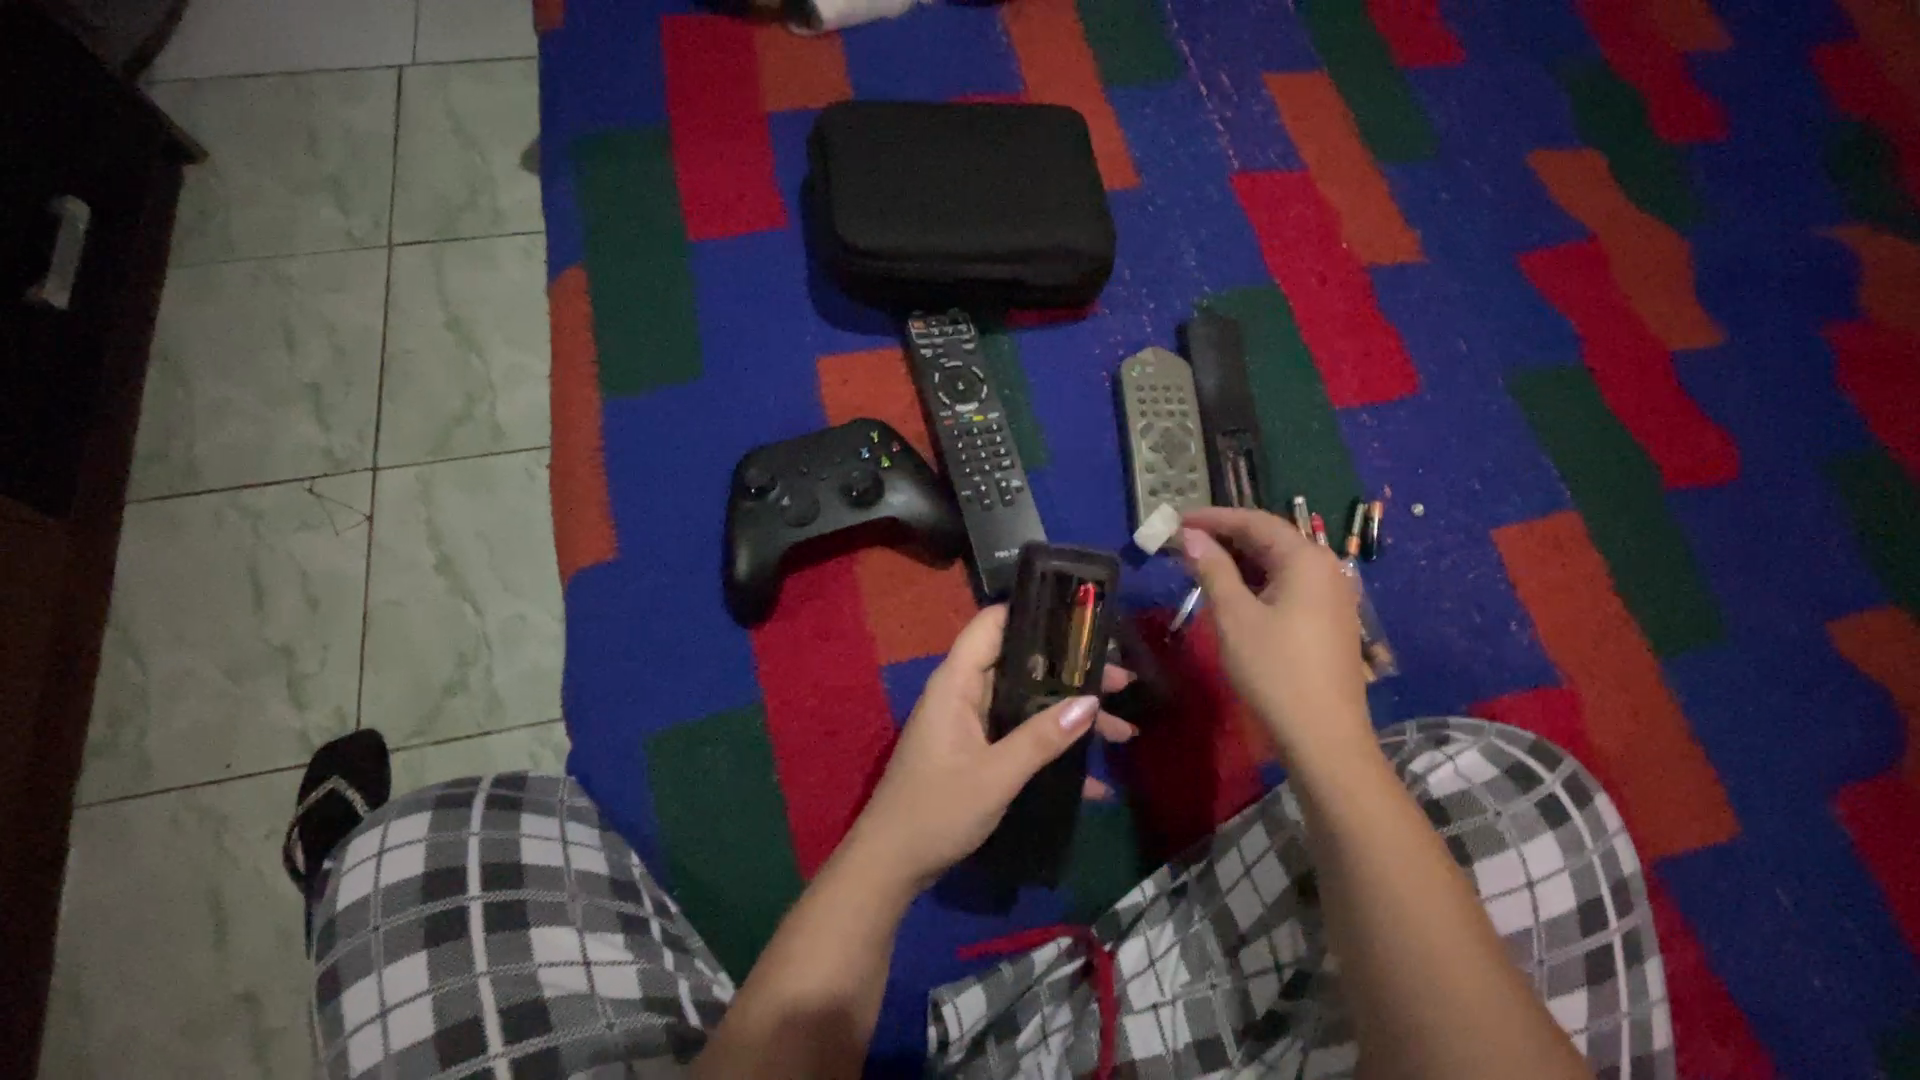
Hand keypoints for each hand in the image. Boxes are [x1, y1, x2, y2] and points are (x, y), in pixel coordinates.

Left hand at [844, 605, 1136, 893]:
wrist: (891, 865)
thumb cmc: (937, 810)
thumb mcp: (996, 775)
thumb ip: (1042, 738)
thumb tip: (1091, 700)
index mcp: (958, 684)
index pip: (993, 625)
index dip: (1034, 614)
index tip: (1083, 620)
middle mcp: (964, 695)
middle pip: (1023, 666)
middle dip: (1072, 675)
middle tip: (1124, 682)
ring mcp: (970, 726)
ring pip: (1028, 705)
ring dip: (1071, 718)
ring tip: (1124, 731)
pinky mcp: (976, 754)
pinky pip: (1021, 739)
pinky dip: (1053, 751)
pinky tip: (1095, 782)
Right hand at [1179, 507, 1373, 762]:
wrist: (1323, 735)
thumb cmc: (1274, 670)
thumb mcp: (1234, 616)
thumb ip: (1213, 569)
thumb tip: (1192, 537)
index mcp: (1306, 559)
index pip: (1255, 521)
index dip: (1213, 518)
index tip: (1176, 521)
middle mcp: (1326, 568)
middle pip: (1270, 539)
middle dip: (1225, 538)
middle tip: (1183, 544)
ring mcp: (1332, 596)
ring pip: (1279, 564)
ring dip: (1239, 562)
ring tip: (1200, 566)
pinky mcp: (1330, 621)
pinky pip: (1289, 586)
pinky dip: (1257, 583)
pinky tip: (1232, 594)